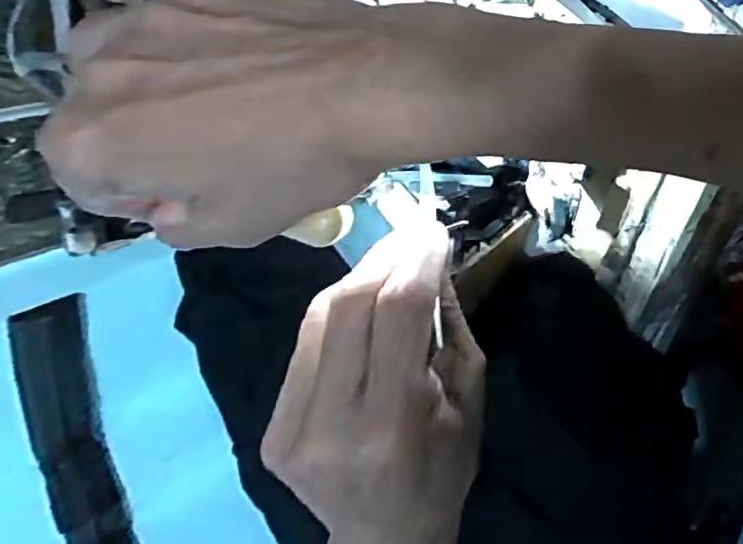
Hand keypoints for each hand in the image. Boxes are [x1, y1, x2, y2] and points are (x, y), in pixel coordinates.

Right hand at [37, 0, 424, 247]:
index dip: (127, 189)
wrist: (374, 82)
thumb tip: (168, 205)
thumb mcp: (237, 226)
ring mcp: (153, 13)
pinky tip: (157, 3)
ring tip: (182, 77)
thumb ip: (177, 224)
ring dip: (126, 65)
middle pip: (89, 104)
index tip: (175, 188)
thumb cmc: (306, 159)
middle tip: (193, 138)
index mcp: (95, 140)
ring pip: (105, 40)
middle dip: (127, 128)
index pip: (78, 173)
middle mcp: (103, 70)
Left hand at [262, 226, 485, 543]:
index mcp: (391, 423)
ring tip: (393, 250)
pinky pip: (307, 338)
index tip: (436, 229)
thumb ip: (451, 322)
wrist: (383, 539)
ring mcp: (291, 427)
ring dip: (362, 270)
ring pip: (321, 314)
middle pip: (352, 304)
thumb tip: (433, 259)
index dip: (418, 259)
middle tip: (415, 230)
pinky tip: (364, 287)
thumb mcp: (469, 392)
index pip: (398, 311)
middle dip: (388, 254)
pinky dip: (339, 301)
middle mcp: (331, 424)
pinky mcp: (273, 426)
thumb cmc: (444, 466)